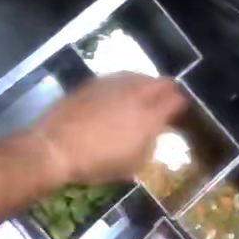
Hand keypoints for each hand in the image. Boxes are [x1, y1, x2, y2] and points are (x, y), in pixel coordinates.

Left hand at [27, 74, 187, 184]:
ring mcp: (114, 83)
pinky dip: (126, 85)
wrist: (56, 147)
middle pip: (161, 82)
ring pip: (140, 76)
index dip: (182, 105)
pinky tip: (120, 97)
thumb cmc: (98, 162)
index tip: (180, 113)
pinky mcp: (95, 82)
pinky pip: (119, 78)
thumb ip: (151, 142)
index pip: (177, 99)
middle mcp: (136, 93)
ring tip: (144, 98)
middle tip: (167, 102)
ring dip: (147, 85)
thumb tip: (154, 130)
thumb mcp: (134, 162)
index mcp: (150, 114)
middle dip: (168, 91)